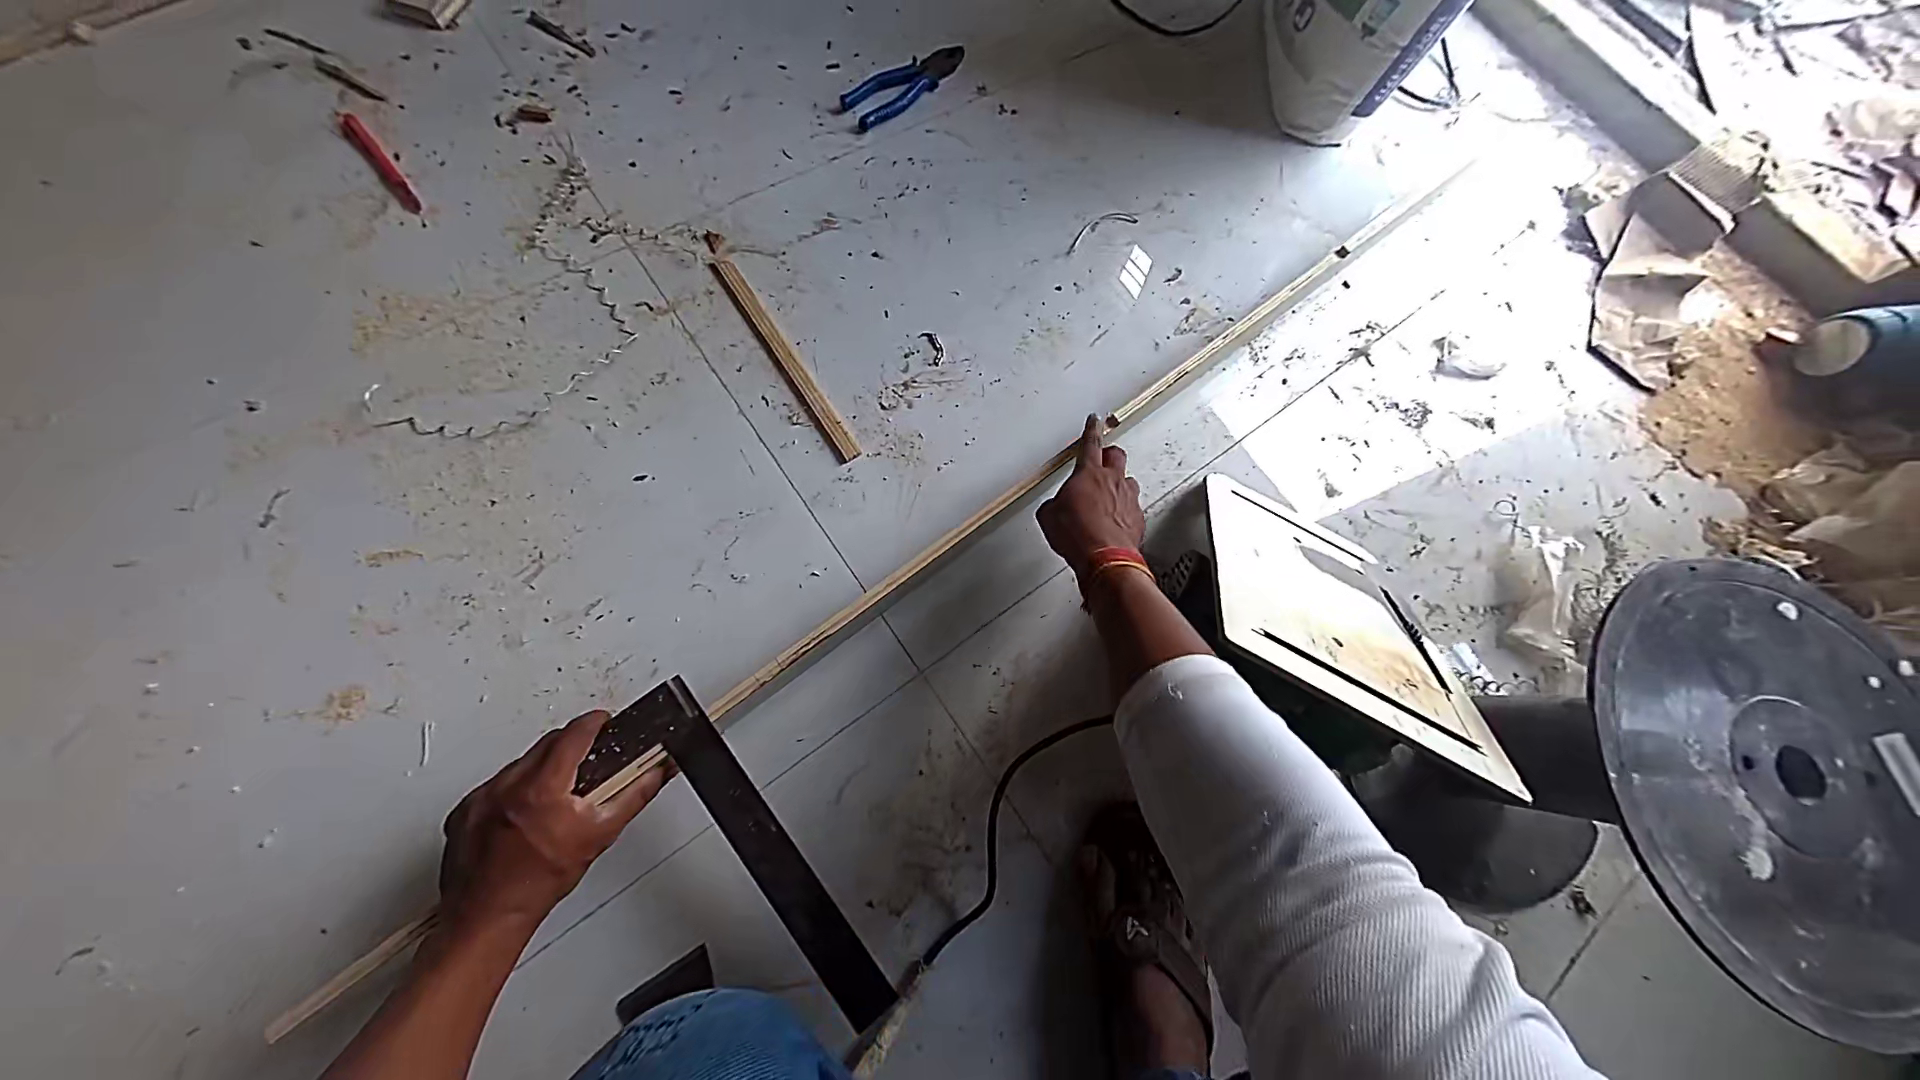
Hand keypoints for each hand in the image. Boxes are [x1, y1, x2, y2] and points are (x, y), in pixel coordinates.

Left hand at [438, 710, 671, 932]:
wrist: (488, 918)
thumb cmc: (538, 883)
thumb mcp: (601, 833)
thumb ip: (636, 794)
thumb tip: (658, 771)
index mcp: (542, 788)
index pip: (574, 733)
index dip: (595, 722)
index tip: (604, 720)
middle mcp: (506, 786)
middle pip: (547, 744)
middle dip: (571, 745)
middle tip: (589, 761)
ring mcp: (480, 798)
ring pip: (521, 762)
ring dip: (543, 768)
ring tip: (556, 797)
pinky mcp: (463, 811)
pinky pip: (496, 784)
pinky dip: (515, 789)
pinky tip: (526, 814)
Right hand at [1037, 414, 1144, 580]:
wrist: (1104, 558)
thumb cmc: (1078, 535)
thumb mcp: (1049, 516)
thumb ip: (1053, 505)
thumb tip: (1053, 509)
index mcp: (1088, 473)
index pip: (1091, 443)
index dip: (1092, 429)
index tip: (1094, 421)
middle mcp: (1112, 481)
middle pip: (1117, 455)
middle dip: (1109, 454)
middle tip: (1103, 458)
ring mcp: (1128, 499)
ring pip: (1128, 481)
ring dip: (1119, 483)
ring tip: (1109, 493)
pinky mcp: (1137, 518)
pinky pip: (1132, 506)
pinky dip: (1124, 510)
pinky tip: (1116, 519)